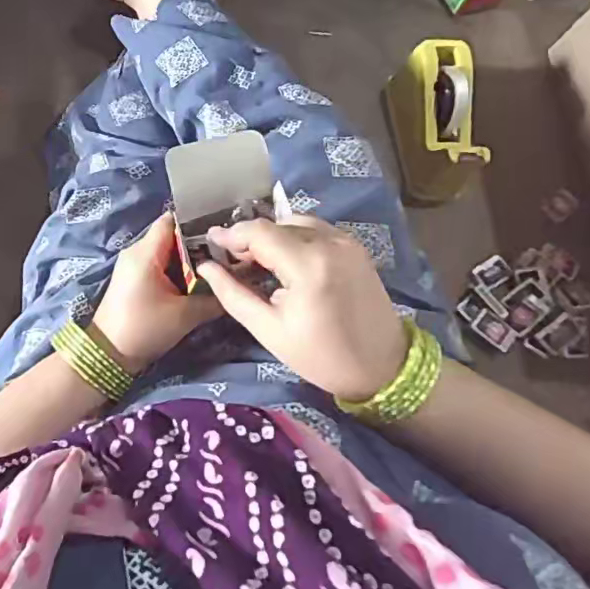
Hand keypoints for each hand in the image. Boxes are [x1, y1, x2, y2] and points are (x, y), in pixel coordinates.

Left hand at [89, 212, 223, 372]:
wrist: (108, 355)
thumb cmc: (145, 329)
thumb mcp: (185, 316)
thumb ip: (213, 299)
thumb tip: (236, 289)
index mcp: (145, 253)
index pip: (172, 221)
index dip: (197, 224)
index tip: (222, 235)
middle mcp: (136, 252)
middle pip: (172, 236)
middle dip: (198, 245)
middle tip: (226, 256)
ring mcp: (132, 265)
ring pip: (166, 252)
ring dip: (188, 260)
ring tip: (216, 268)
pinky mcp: (133, 279)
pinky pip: (158, 265)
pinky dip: (176, 271)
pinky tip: (196, 282)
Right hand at [193, 215, 407, 400]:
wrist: (383, 366)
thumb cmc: (322, 356)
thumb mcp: (269, 330)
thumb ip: (233, 294)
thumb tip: (206, 268)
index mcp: (308, 265)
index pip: (259, 232)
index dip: (230, 235)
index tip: (210, 244)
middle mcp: (329, 243)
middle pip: (275, 224)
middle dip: (249, 238)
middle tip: (230, 260)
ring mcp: (346, 241)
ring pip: (295, 222)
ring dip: (271, 236)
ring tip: (256, 261)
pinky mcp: (355, 246)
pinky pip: (315, 229)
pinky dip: (293, 237)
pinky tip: (285, 261)